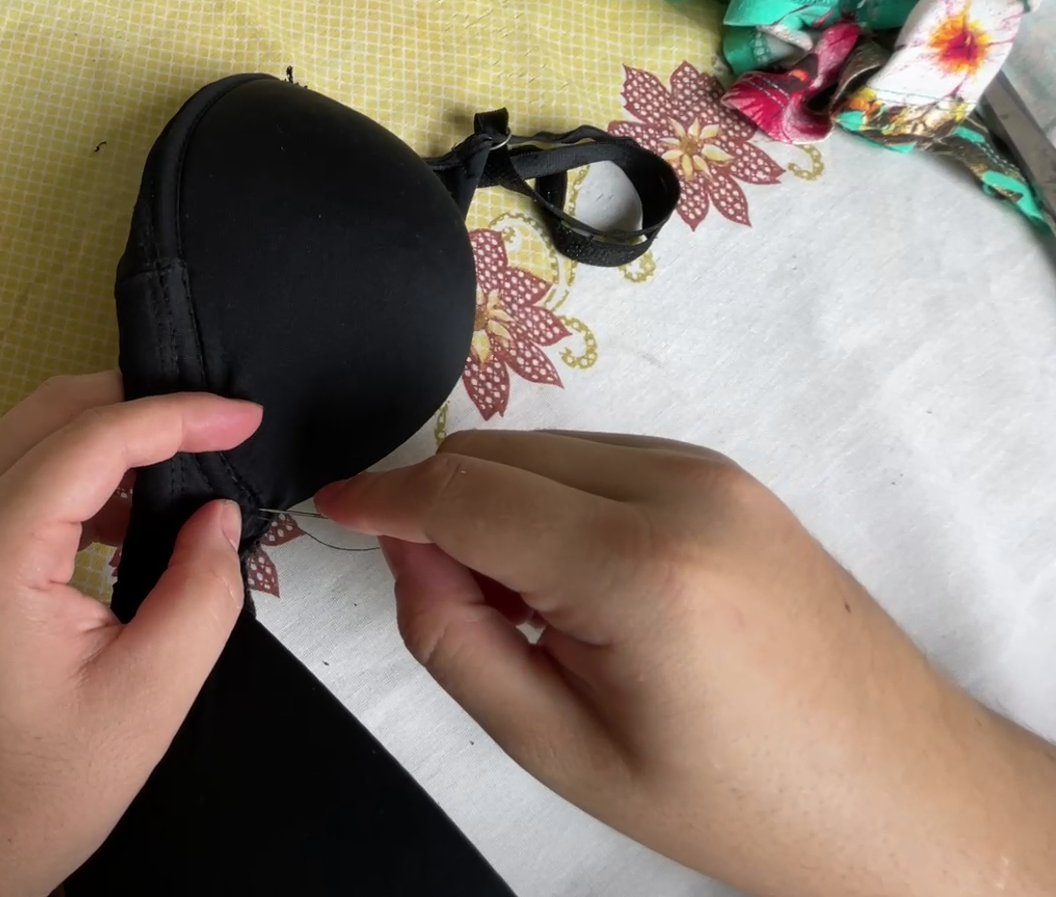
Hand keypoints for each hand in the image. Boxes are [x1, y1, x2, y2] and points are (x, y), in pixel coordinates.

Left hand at [0, 374, 258, 896]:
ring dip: (112, 428)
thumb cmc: (41, 781)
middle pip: (56, 409)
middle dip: (142, 401)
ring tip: (185, 457)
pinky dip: (83, 463)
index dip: (177, 414)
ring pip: (37, 427)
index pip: (94, 437)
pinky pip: (24, 466)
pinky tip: (129, 506)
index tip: (244, 415)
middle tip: (217, 423)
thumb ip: (201, 594)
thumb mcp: (147, 697)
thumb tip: (219, 512)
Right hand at [317, 430, 1055, 896]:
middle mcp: (673, 490)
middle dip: (435, 510)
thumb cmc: (726, 799)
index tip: (332, 503)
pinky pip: (571, 455)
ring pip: (522, 448)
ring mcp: (702, 469)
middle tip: (460, 599)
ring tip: (529, 596)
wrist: (916, 802)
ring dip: (486, 504)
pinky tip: (573, 570)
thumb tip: (404, 544)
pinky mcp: (713, 469)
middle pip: (483, 457)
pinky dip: (535, 497)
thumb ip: (447, 633)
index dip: (380, 496)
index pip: (461, 496)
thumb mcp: (552, 745)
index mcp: (636, 569)